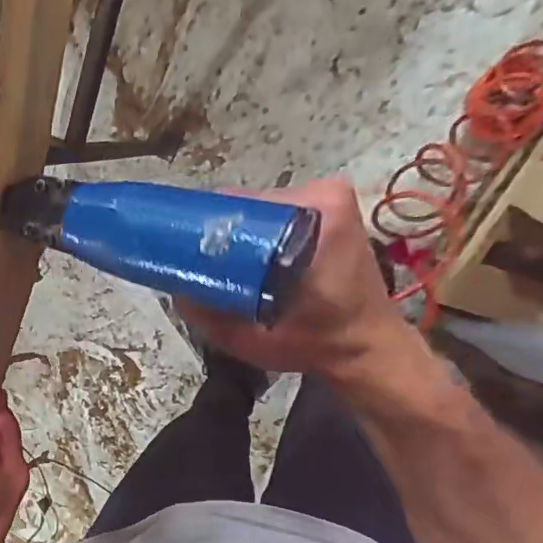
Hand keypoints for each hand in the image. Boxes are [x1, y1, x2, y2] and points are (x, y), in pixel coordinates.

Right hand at [175, 178, 412, 381]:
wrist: (368, 348)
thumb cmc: (317, 342)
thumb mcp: (254, 338)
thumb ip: (209, 316)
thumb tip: (175, 288)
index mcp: (314, 213)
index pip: (237, 206)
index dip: (202, 229)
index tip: (180, 253)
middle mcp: (323, 194)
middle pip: (245, 205)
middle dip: (217, 234)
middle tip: (197, 268)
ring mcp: (328, 197)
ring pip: (256, 209)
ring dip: (234, 237)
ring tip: (218, 269)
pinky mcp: (329, 208)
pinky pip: (273, 215)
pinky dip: (253, 236)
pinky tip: (243, 264)